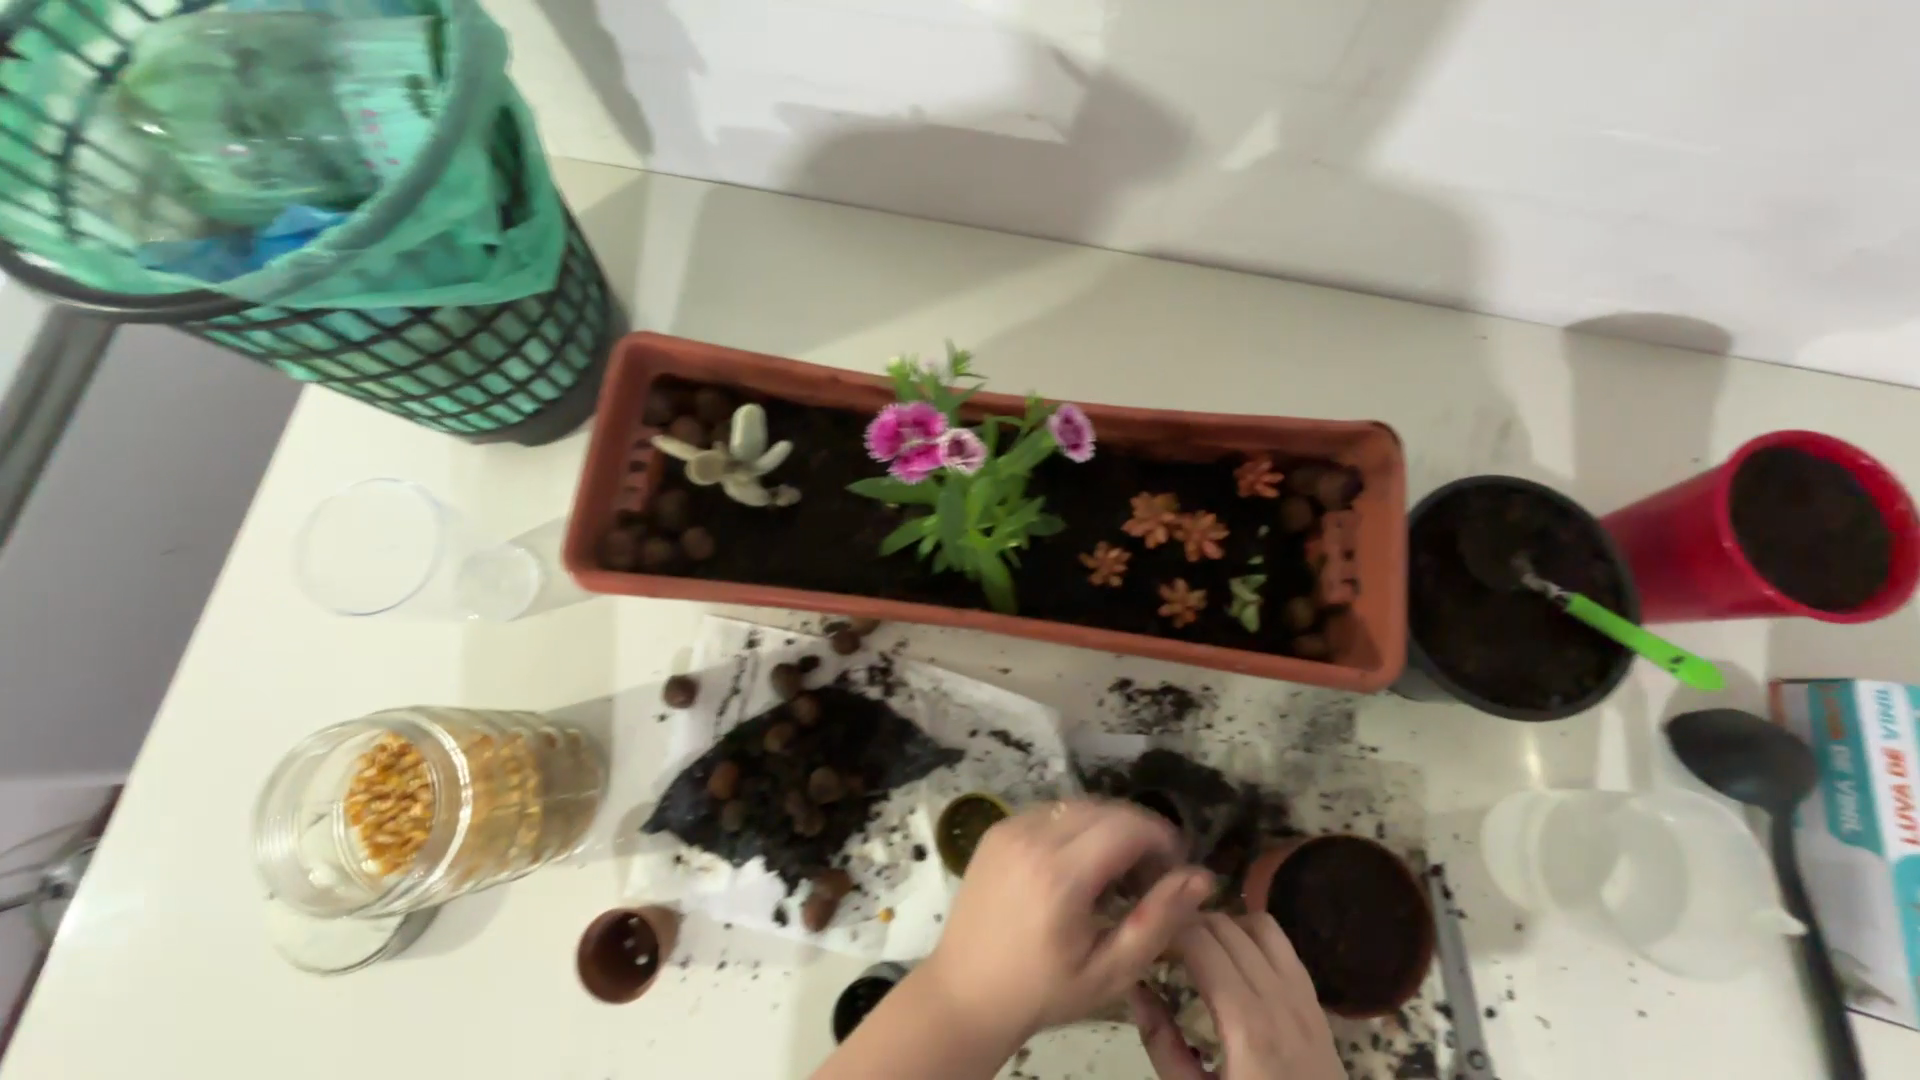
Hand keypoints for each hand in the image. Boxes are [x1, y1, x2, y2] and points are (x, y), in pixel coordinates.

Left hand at [919, 799, 1214, 1040]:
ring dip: (1107, 826)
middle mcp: (1032, 838)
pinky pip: (1050, 812)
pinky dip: (1075, 826)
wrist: (966, 992)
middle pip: (1105, 810)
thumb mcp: (1110, 971)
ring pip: (1078, 806)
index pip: (1127, 826)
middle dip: (1138, 832)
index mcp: (1061, 875)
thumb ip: (1158, 920)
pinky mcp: (997, 830)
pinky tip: (1080, 864)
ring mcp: (1010, 828)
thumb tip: (1201, 877)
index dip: (1162, 838)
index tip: (1175, 866)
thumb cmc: (1043, 990)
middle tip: (1150, 874)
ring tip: (1117, 871)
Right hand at [1130, 913, 1343, 1079]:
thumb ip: (1162, 1043)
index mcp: (1246, 1024)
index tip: (1145, 946)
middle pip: (1225, 925)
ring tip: (1198, 948)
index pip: (1199, 941)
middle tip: (1163, 947)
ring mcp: (1303, 996)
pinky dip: (1253, 936)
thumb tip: (1136, 989)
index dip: (1166, 932)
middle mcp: (1277, 997)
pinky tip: (1234, 960)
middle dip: (1187, 925)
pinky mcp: (1315, 1001)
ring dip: (1223, 925)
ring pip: (1257, 924)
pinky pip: (1283, 945)